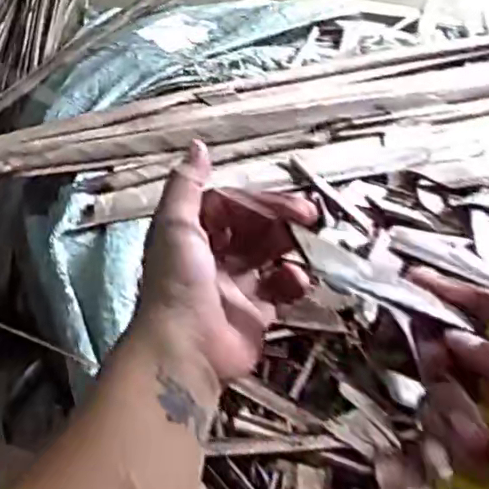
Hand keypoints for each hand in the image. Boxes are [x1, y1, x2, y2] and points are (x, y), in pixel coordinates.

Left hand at [131, 140, 317, 382]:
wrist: (185, 344)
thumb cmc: (177, 277)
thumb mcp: (176, 222)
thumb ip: (186, 183)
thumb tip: (198, 144)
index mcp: (187, 228)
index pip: (228, 204)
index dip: (257, 200)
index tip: (291, 203)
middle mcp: (208, 251)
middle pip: (249, 226)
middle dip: (278, 219)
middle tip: (311, 217)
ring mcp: (232, 282)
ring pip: (266, 255)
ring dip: (287, 246)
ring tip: (309, 244)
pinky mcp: (254, 312)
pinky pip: (278, 290)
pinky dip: (290, 281)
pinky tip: (295, 279)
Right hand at [408, 268, 488, 488]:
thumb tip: (456, 335)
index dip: (468, 296)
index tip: (419, 279)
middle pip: (459, 351)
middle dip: (442, 360)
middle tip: (441, 367)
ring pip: (439, 392)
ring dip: (446, 415)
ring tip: (475, 451)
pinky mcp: (467, 461)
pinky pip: (429, 432)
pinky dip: (435, 446)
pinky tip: (456, 467)